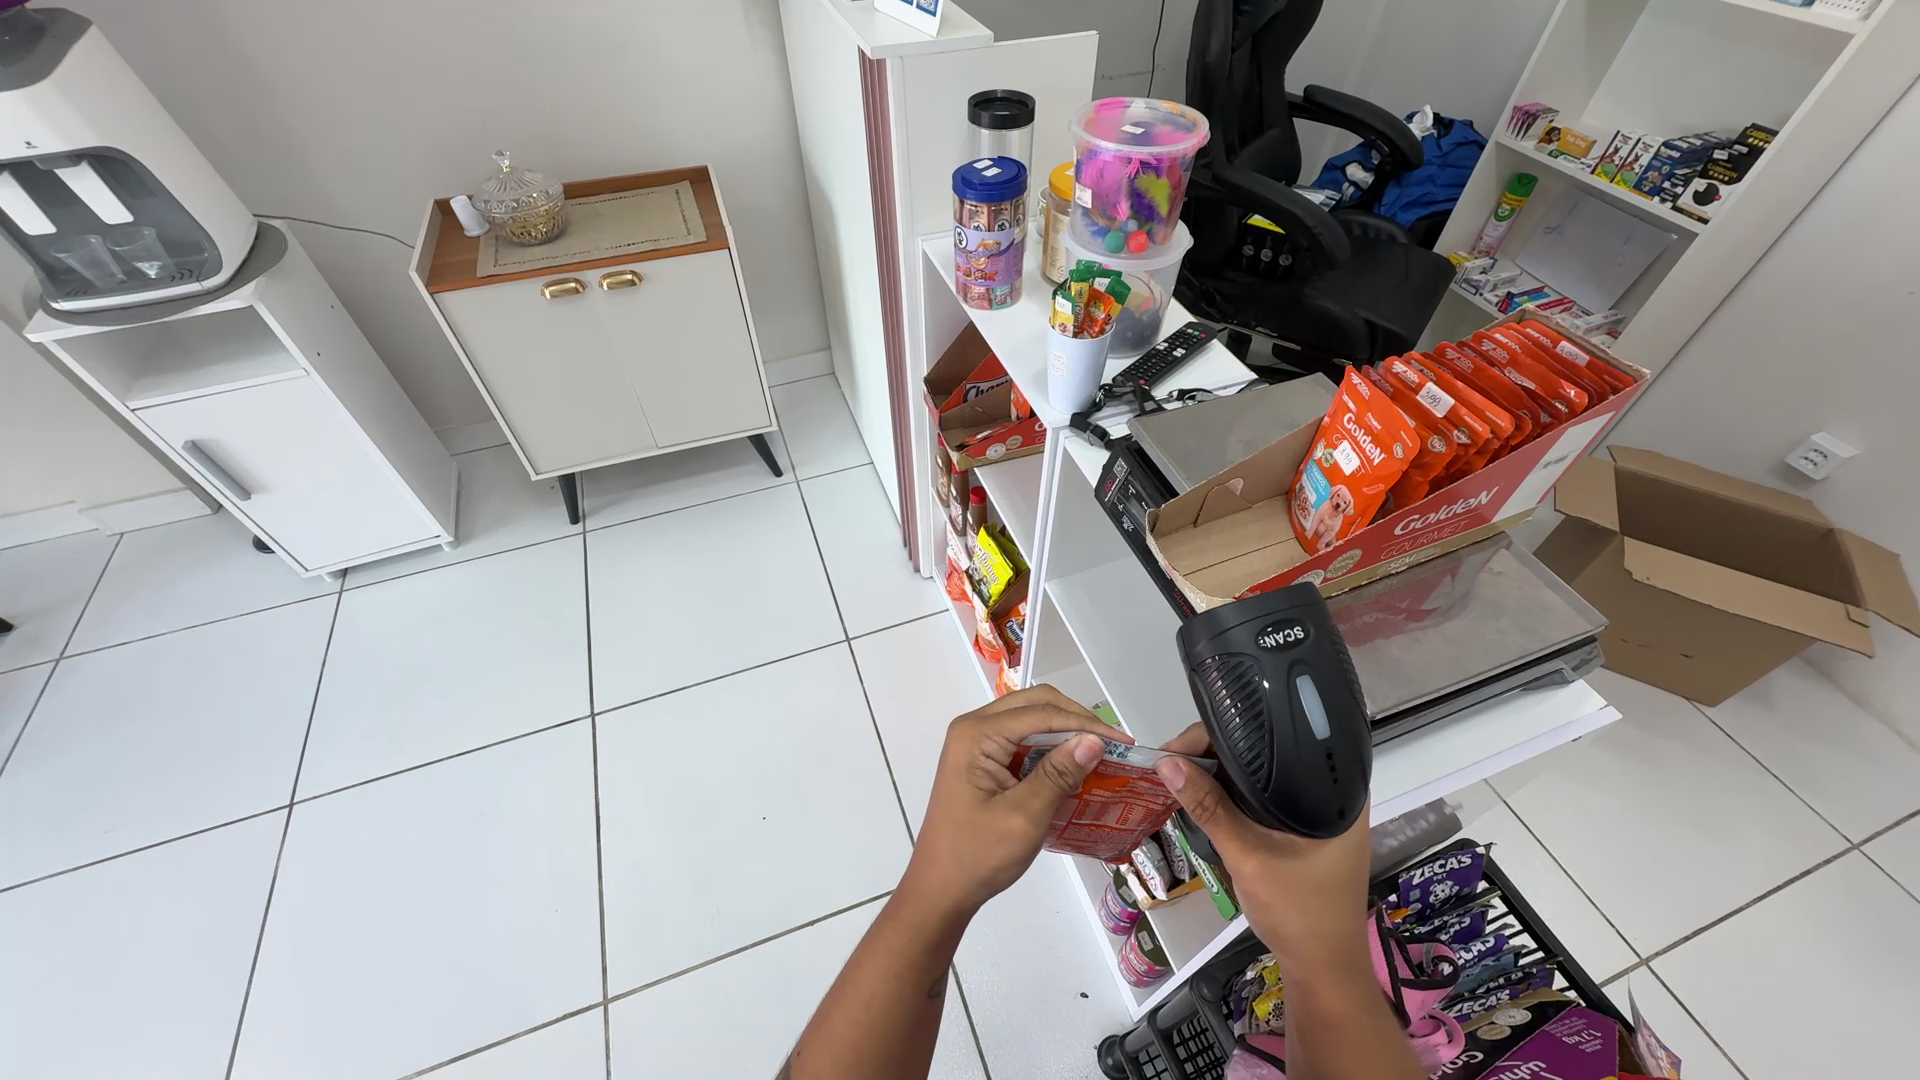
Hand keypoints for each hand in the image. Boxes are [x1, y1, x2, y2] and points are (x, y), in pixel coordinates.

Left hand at [904, 685, 1131, 916]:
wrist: (940, 889)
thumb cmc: (978, 855)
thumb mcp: (1024, 816)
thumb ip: (1058, 774)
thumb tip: (1095, 740)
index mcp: (977, 734)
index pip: (1040, 712)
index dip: (1084, 723)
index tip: (1123, 742)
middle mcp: (974, 728)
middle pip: (1034, 704)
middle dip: (1076, 719)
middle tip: (1113, 744)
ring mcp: (976, 743)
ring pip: (1030, 719)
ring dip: (1065, 732)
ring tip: (1101, 753)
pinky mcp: (983, 760)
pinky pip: (1022, 740)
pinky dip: (1050, 748)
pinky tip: (1075, 766)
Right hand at [1156, 724, 1371, 970]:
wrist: (1323, 971)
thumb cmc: (1298, 912)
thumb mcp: (1247, 855)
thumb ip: (1208, 807)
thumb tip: (1166, 763)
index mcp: (1333, 788)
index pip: (1272, 738)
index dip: (1220, 735)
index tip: (1179, 747)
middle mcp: (1328, 792)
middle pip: (1261, 754)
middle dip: (1212, 754)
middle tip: (1171, 763)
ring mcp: (1315, 813)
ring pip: (1257, 777)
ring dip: (1219, 775)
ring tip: (1179, 775)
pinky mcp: (1301, 829)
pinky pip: (1260, 798)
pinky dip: (1231, 795)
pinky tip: (1204, 796)